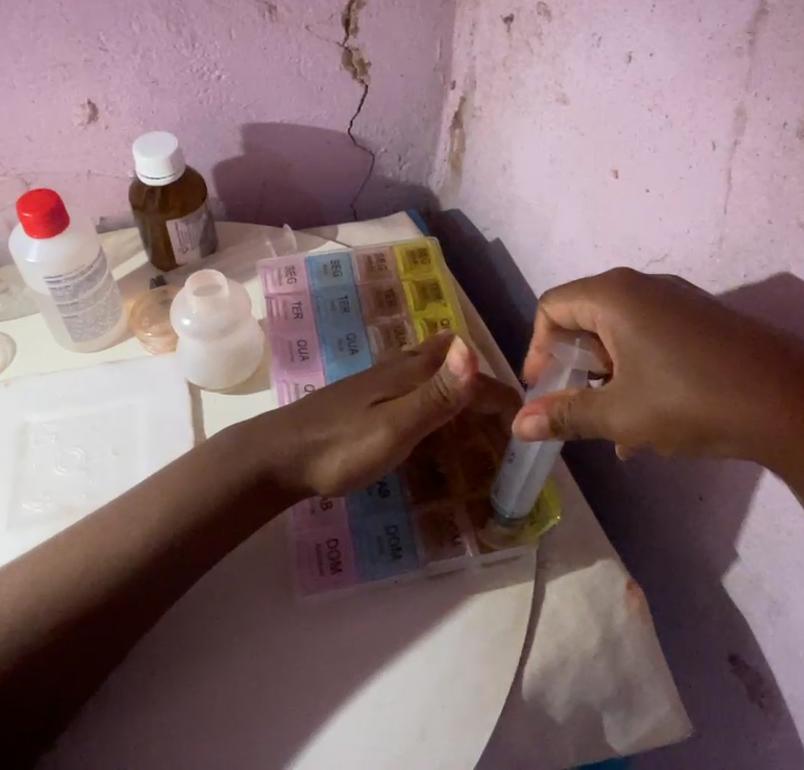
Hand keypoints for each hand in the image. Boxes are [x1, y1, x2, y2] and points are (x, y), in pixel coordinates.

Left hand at [251, 332, 521, 497]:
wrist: (278, 455)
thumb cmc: (339, 447)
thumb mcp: (393, 428)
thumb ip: (435, 395)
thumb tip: (474, 348)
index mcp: (413, 373)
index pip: (475, 378)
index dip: (504, 400)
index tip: (526, 429)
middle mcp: (401, 368)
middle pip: (453, 360)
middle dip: (483, 382)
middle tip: (502, 420)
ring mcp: (381, 379)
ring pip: (433, 367)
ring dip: (460, 384)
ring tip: (476, 418)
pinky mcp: (367, 395)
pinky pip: (416, 383)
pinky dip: (436, 393)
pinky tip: (429, 418)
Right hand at [512, 268, 803, 470]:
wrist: (791, 403)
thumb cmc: (691, 400)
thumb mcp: (621, 414)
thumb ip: (566, 415)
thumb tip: (518, 425)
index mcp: (614, 295)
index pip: (551, 307)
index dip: (537, 349)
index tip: (543, 391)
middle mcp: (644, 287)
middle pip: (586, 318)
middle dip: (575, 367)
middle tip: (579, 409)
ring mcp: (679, 302)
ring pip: (621, 334)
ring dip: (608, 378)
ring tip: (615, 429)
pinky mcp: (704, 322)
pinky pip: (652, 340)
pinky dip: (639, 374)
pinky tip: (651, 425)